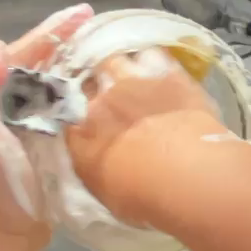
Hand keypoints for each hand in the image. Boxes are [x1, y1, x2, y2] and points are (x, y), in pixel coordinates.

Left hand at [0, 0, 91, 250]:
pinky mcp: (42, 133)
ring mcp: (19, 114)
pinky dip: (76, 80)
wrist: (4, 237)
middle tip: (84, 14)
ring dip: (67, 51)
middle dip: (50, 29)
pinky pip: (59, 96)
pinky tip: (98, 75)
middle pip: (23, 47)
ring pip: (44, 69)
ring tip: (96, 37)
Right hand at [65, 49, 229, 224]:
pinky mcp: (168, 73)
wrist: (185, 174)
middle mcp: (100, 99)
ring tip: (131, 74)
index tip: (83, 114)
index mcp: (79, 131)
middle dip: (95, 81)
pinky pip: (153, 55)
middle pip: (88, 77)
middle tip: (107, 91)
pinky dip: (153, 60)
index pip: (65, 110)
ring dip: (121, 65)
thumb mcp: (104, 191)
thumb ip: (93, 166)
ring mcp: (134, 81)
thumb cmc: (141, 196)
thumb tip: (93, 159)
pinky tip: (159, 68)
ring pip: (116, 58)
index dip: (75, 109)